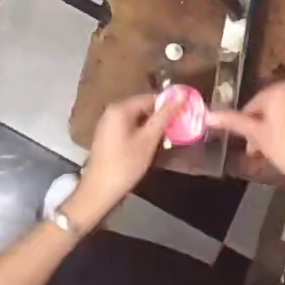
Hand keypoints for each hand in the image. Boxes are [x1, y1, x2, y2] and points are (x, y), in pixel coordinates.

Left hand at [69, 93, 177, 225]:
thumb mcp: (148, 139)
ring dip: (152, 127)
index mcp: (120, 108)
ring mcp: (108, 123)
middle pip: (143, 107)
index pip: (151, 98)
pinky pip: (129, 127)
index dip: (169, 105)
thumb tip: (180, 95)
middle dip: (161, 117)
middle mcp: (112, 111)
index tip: (184, 115)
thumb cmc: (126, 164)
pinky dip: (141, 133)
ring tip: (168, 138)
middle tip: (178, 128)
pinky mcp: (108, 135)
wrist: (100, 189)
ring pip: (137, 118)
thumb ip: (164, 116)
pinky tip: (151, 144)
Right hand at [205, 82, 284, 203]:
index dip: (246, 127)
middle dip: (263, 128)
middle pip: (272, 107)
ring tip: (279, 151)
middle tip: (260, 152)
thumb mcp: (257, 136)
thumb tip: (207, 115)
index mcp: (278, 90)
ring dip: (281, 127)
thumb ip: (232, 122)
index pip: (252, 106)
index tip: (248, 147)